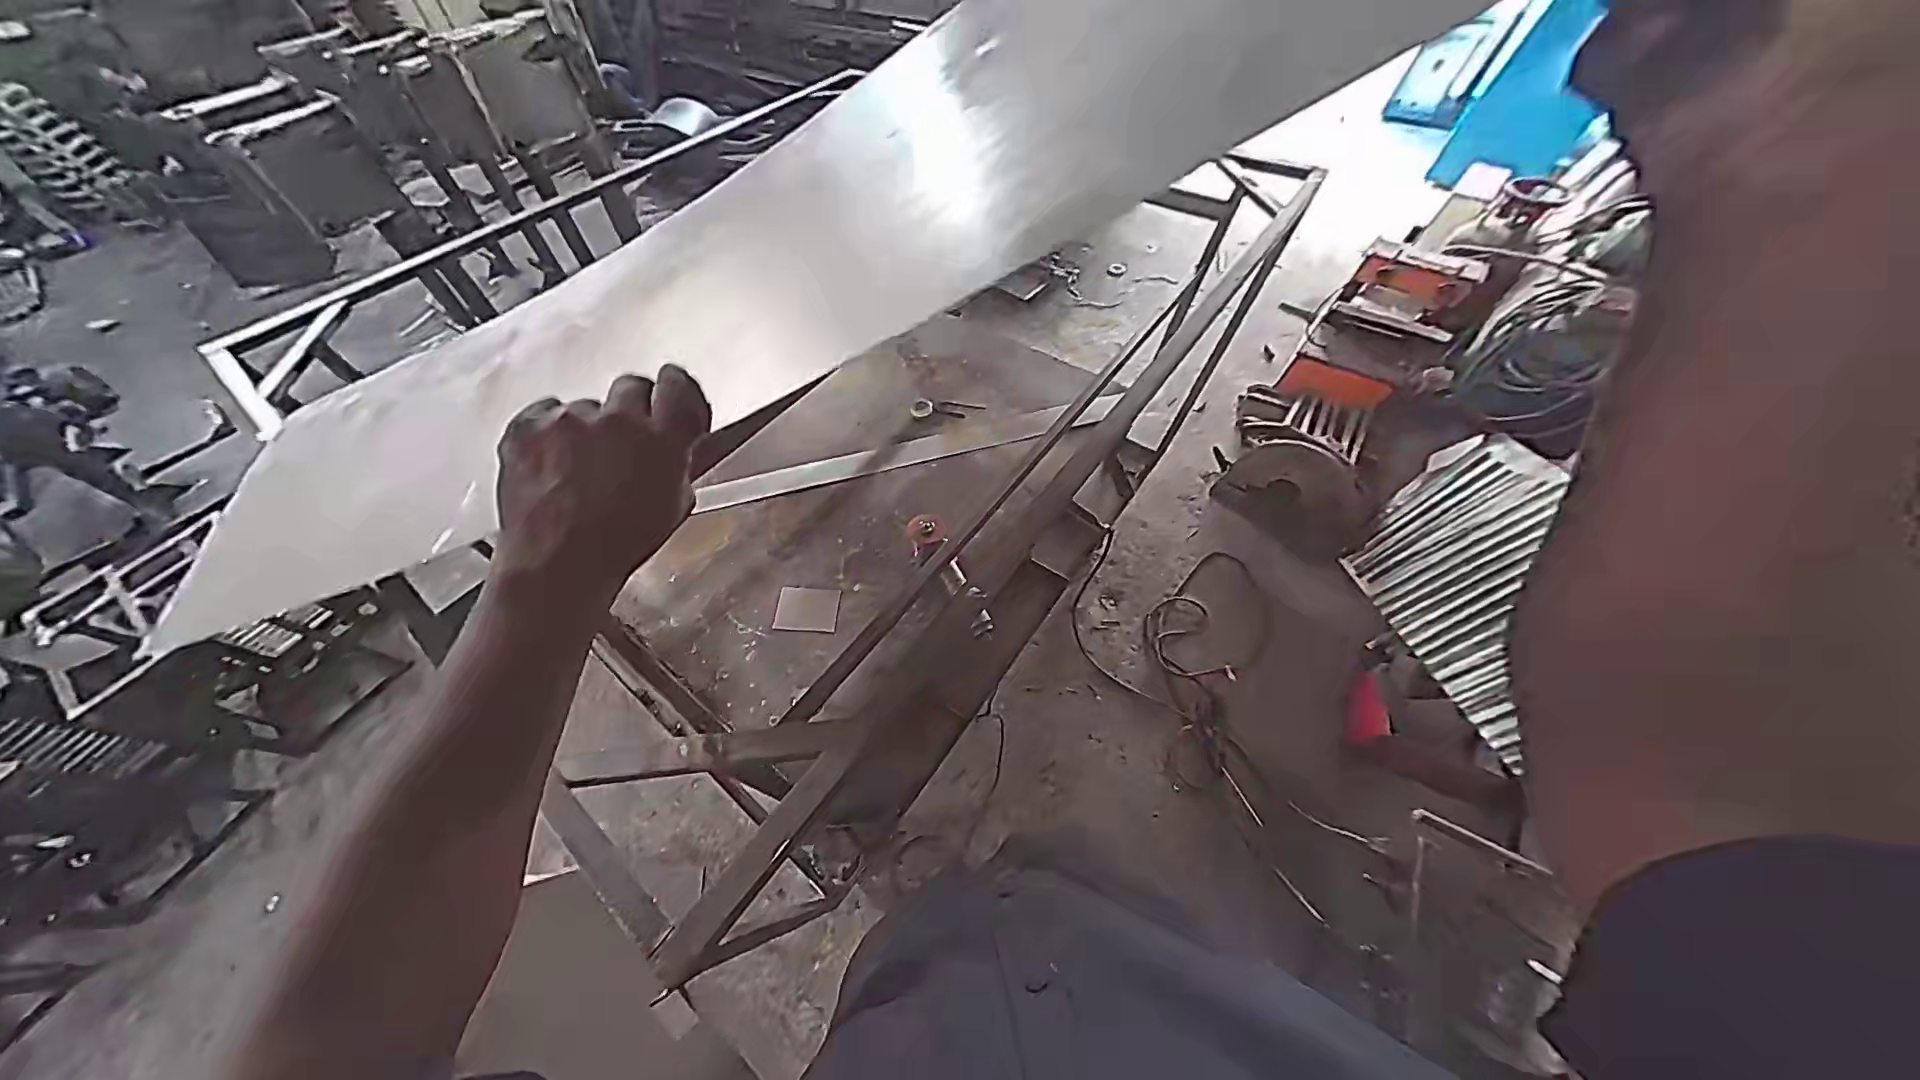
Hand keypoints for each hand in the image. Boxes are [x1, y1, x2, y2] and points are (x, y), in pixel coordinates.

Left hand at [493, 366, 710, 607]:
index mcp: (663, 441)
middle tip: (627, 438)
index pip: (680, 388)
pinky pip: (545, 413)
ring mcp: (570, 421)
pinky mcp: (528, 426)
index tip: (674, 389)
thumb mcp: (673, 505)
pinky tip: (556, 462)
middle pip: (632, 387)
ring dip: (590, 428)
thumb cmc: (617, 542)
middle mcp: (619, 421)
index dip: (679, 388)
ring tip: (583, 467)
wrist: (559, 562)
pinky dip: (551, 431)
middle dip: (633, 408)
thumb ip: (677, 464)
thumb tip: (673, 448)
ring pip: (587, 406)